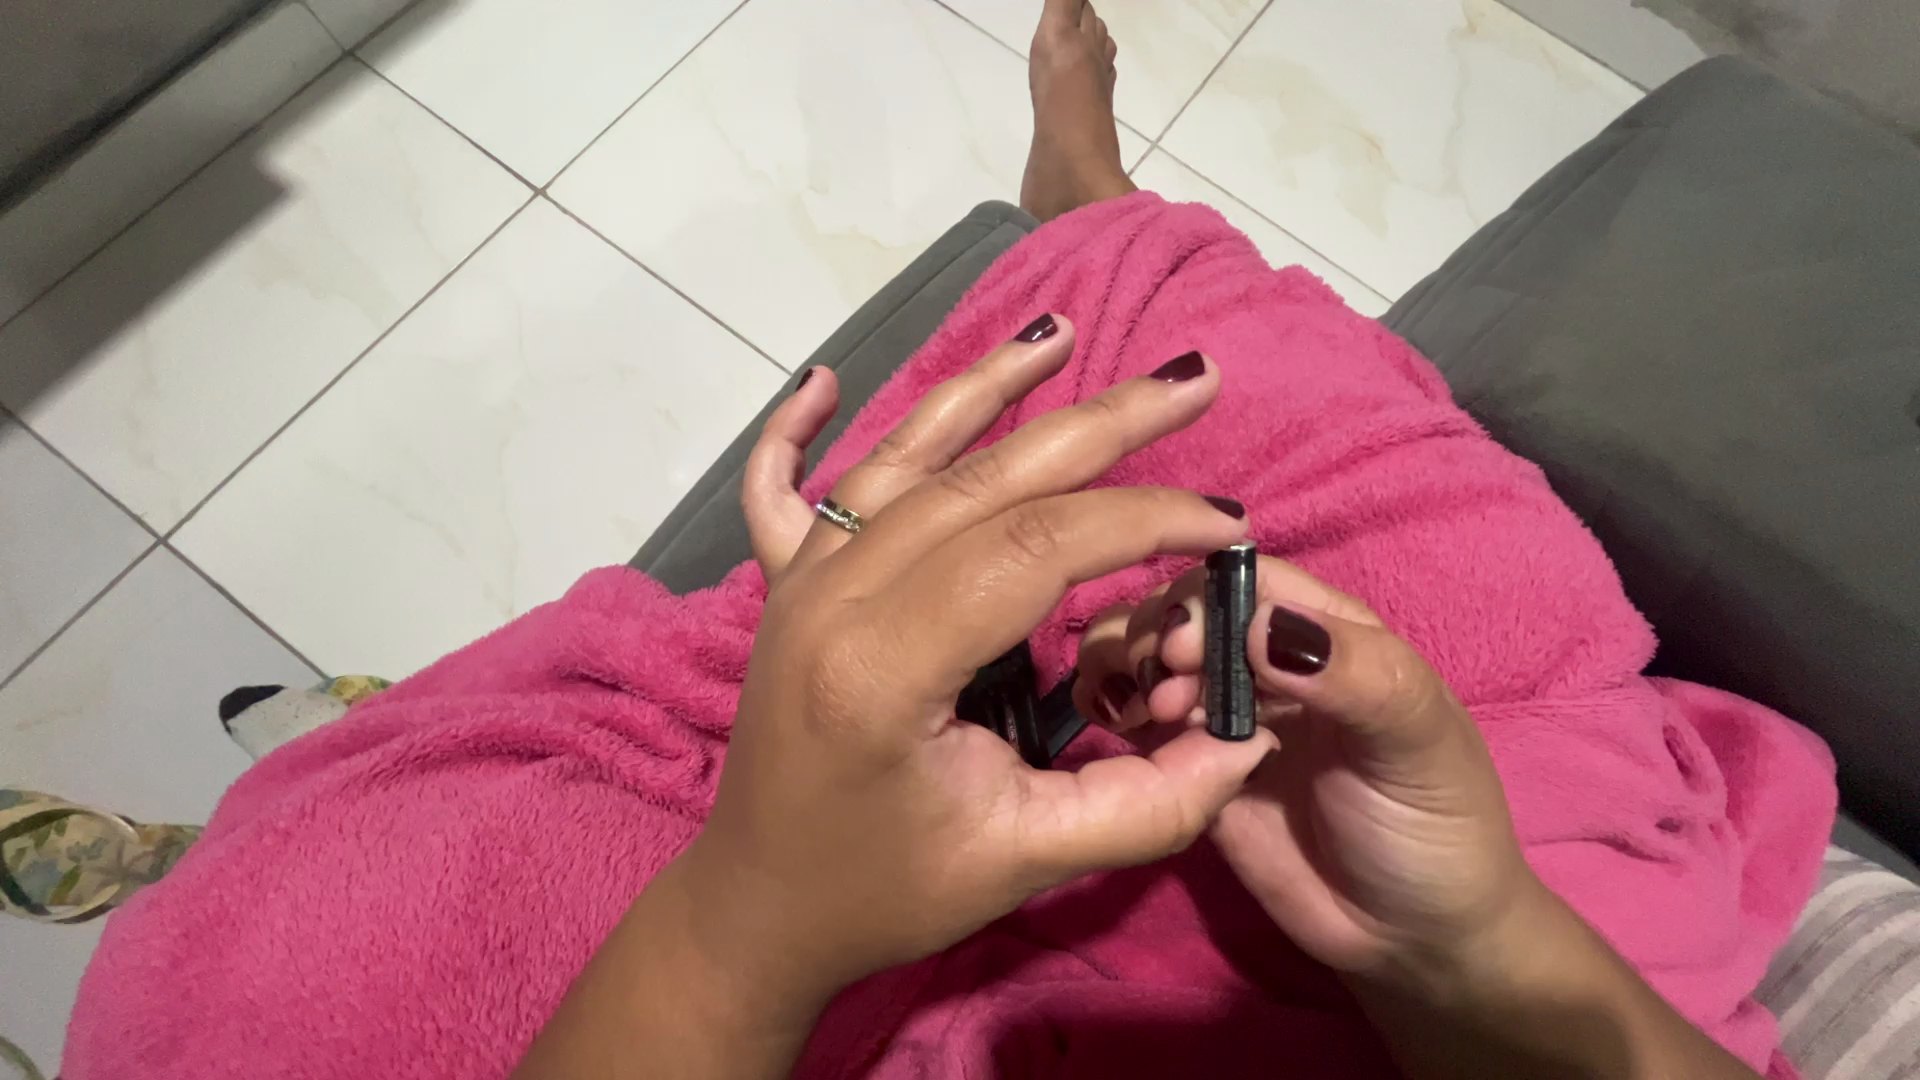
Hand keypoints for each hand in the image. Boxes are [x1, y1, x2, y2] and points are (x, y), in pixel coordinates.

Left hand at [688, 314, 1273, 1007]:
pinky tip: (821, 379)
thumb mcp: (1023, 863)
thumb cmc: (881, 890)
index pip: (1032, 549)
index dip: (1141, 521)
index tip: (1223, 523)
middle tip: (1189, 381)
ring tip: (1055, 333)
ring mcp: (799, 583)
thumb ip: (1145, 804)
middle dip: (1099, 426)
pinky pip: (780, 490)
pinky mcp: (783, 587)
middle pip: (982, 481)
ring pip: (899, 457)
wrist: (759, 904)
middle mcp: (832, 598)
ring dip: (983, 389)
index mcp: (884, 665)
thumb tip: (1242, 737)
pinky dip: (795, 430)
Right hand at [1074, 556, 1536, 989]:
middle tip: (1164, 700)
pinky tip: (1114, 724)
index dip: (1205, 601)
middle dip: (1155, 638)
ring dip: (1122, 663)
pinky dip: (1105, 701)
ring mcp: (1213, 708)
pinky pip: (1127, 709)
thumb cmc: (1432, 827)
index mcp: (1321, 633)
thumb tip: (1259, 626)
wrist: (1403, 934)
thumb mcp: (1419, 745)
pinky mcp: (1179, 756)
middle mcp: (1257, 660)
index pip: (1247, 582)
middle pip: (1180, 610)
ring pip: (1142, 648)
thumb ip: (1357, 676)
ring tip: (1138, 716)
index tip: (1183, 652)